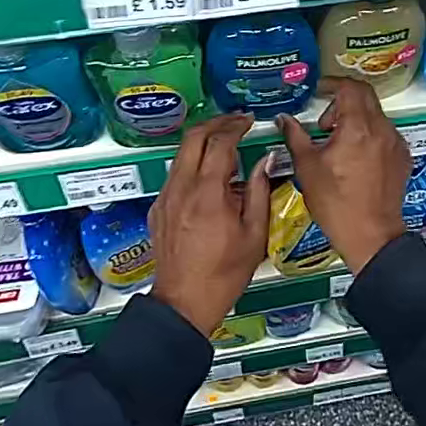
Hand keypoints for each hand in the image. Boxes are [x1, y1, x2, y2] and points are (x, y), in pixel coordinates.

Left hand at [148, 114, 270, 336]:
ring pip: (181, 153)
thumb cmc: (224, 273)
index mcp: (208, 194)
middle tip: (236, 122)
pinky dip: (193, 162)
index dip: (235, 126)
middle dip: (216, 123)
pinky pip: (175, 173)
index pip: (219, 143)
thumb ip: (261, 191)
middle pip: (193, 137)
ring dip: (203, 140)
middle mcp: (182, 189)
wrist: (184, 303)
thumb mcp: (255, 234)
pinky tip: (209, 174)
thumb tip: (266, 161)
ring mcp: (166, 197)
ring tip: (225, 142)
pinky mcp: (159, 208)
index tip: (248, 122)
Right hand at [276, 79, 409, 272]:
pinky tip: (355, 157)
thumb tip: (283, 119)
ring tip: (337, 143)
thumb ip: (295, 137)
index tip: (319, 91)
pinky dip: (369, 134)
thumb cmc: (336, 204)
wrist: (371, 236)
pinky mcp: (402, 157)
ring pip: (376, 115)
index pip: (350, 88)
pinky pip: (386, 134)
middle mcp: (382, 129)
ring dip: (356, 119)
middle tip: (324, 121)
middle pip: (366, 97)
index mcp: (358, 127)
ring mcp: (395, 143)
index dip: (332, 84)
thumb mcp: (308, 168)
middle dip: (343, 100)